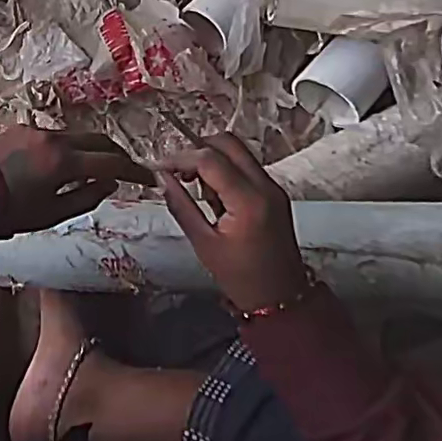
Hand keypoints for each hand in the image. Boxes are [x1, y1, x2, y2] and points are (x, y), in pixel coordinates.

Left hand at [0, 126, 153, 232]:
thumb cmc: (5, 213)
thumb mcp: (50, 214)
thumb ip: (85, 197)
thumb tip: (109, 184)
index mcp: (63, 161)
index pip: (112, 162)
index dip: (135, 171)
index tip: (149, 179)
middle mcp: (53, 138)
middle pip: (98, 141)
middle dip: (117, 155)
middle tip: (127, 171)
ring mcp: (36, 131)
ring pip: (76, 136)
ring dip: (92, 150)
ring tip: (97, 171)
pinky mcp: (20, 130)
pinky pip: (55, 137)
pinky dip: (69, 148)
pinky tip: (65, 166)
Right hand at [158, 133, 308, 311]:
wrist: (282, 297)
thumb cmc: (241, 276)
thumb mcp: (203, 242)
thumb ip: (181, 205)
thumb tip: (162, 178)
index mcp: (249, 201)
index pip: (209, 159)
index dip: (179, 158)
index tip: (160, 168)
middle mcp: (265, 186)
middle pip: (227, 142)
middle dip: (197, 149)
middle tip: (178, 170)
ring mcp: (273, 187)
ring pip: (237, 151)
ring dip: (211, 158)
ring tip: (194, 186)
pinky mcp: (273, 192)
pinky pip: (245, 165)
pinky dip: (224, 169)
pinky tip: (212, 194)